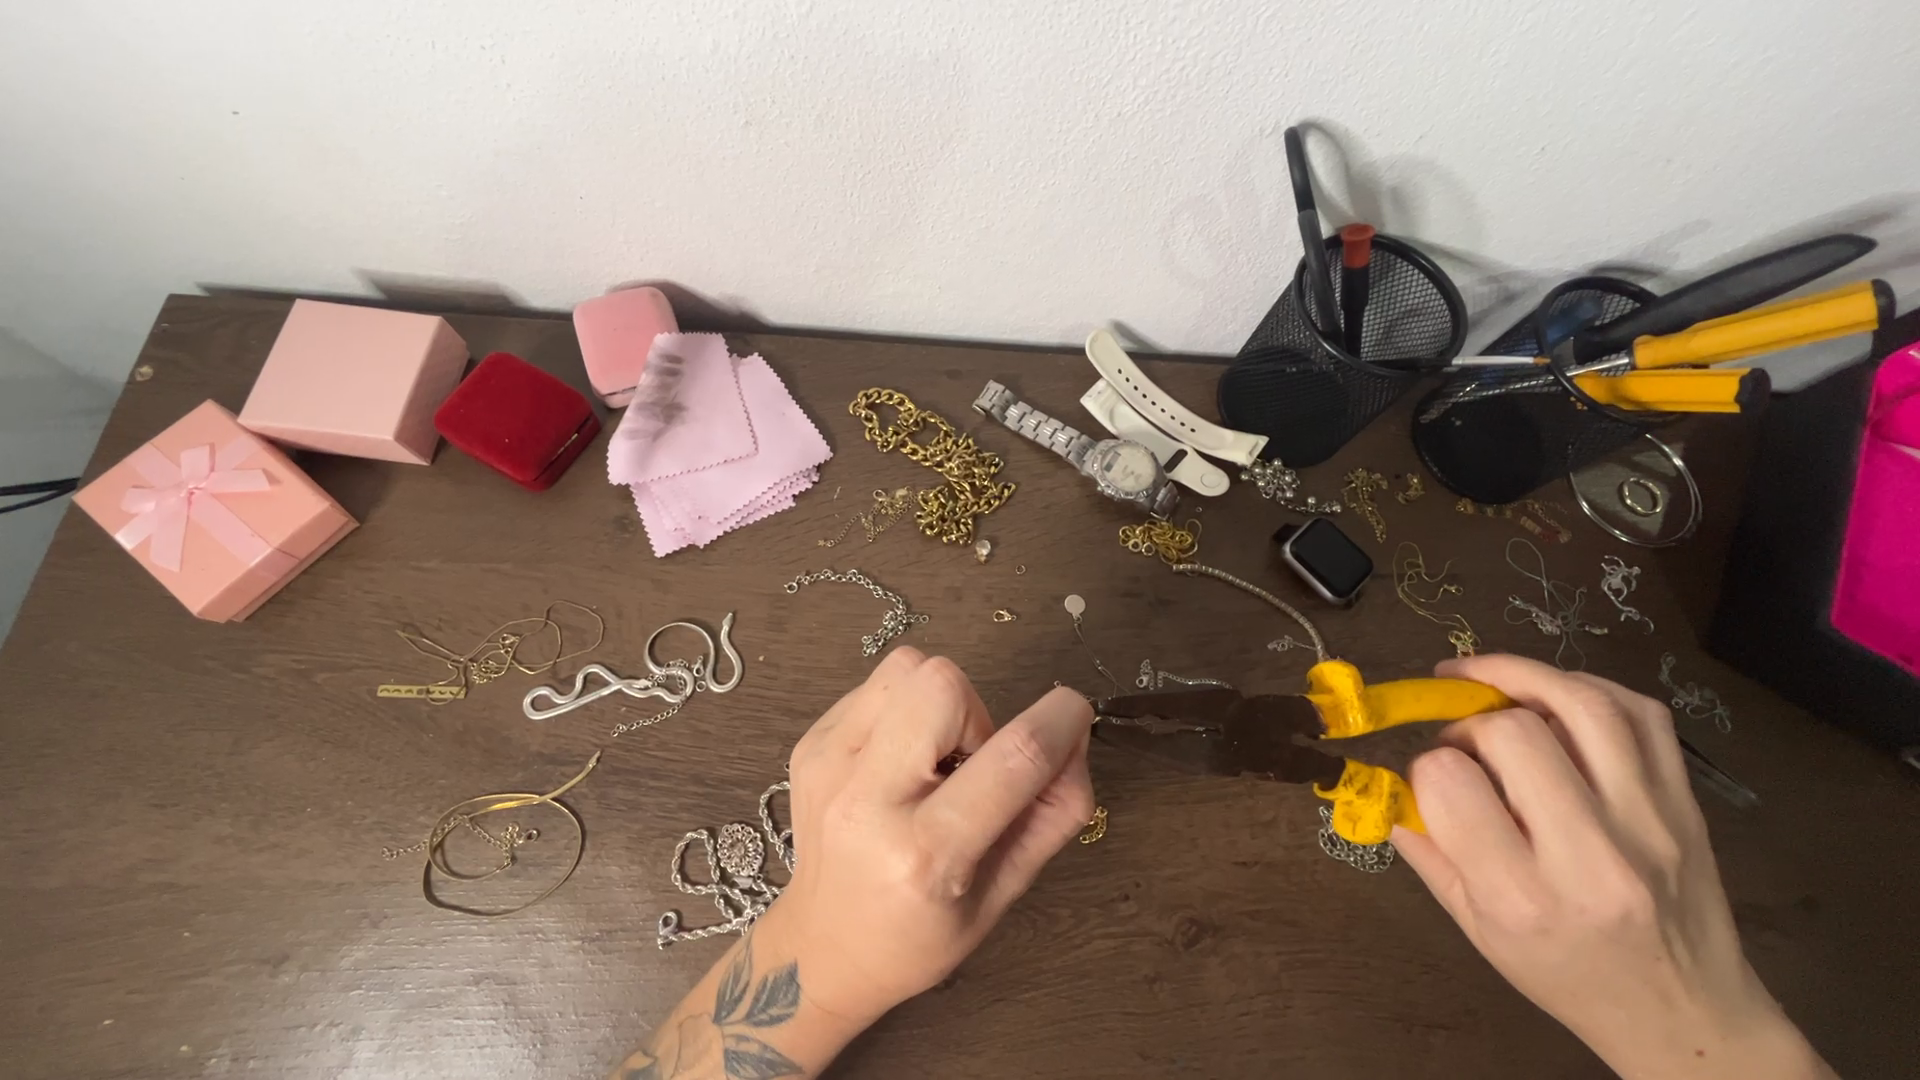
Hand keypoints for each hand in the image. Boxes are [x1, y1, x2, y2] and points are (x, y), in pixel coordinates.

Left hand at [757, 646, 1095, 1027]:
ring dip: (939, 703)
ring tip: (931, 759)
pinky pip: (878, 684)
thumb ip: (1055, 811)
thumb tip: (1075, 732)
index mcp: (927, 854)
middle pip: (942, 682)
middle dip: (978, 711)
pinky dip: (904, 709)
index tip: (1074, 712)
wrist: (821, 948)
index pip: (1013, 757)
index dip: (1060, 719)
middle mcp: (866, 798)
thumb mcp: (1006, 891)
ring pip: (907, 667)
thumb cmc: (922, 933)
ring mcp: (828, 762)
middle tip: (971, 763)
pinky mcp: (809, 741)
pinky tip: (897, 760)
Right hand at [1393, 654, 1831, 1079]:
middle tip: (1460, 741)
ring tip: (1480, 676)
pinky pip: (1640, 714)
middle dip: (1466, 722)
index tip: (1428, 779)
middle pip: (1510, 732)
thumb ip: (1425, 847)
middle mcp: (1591, 852)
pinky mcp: (1685, 804)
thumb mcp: (1473, 925)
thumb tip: (1387, 781)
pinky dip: (1583, 685)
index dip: (1425, 765)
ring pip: (1582, 706)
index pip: (1449, 781)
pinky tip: (1550, 694)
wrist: (1691, 1017)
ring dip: (1518, 674)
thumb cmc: (1565, 973)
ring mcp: (1650, 822)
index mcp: (1523, 892)